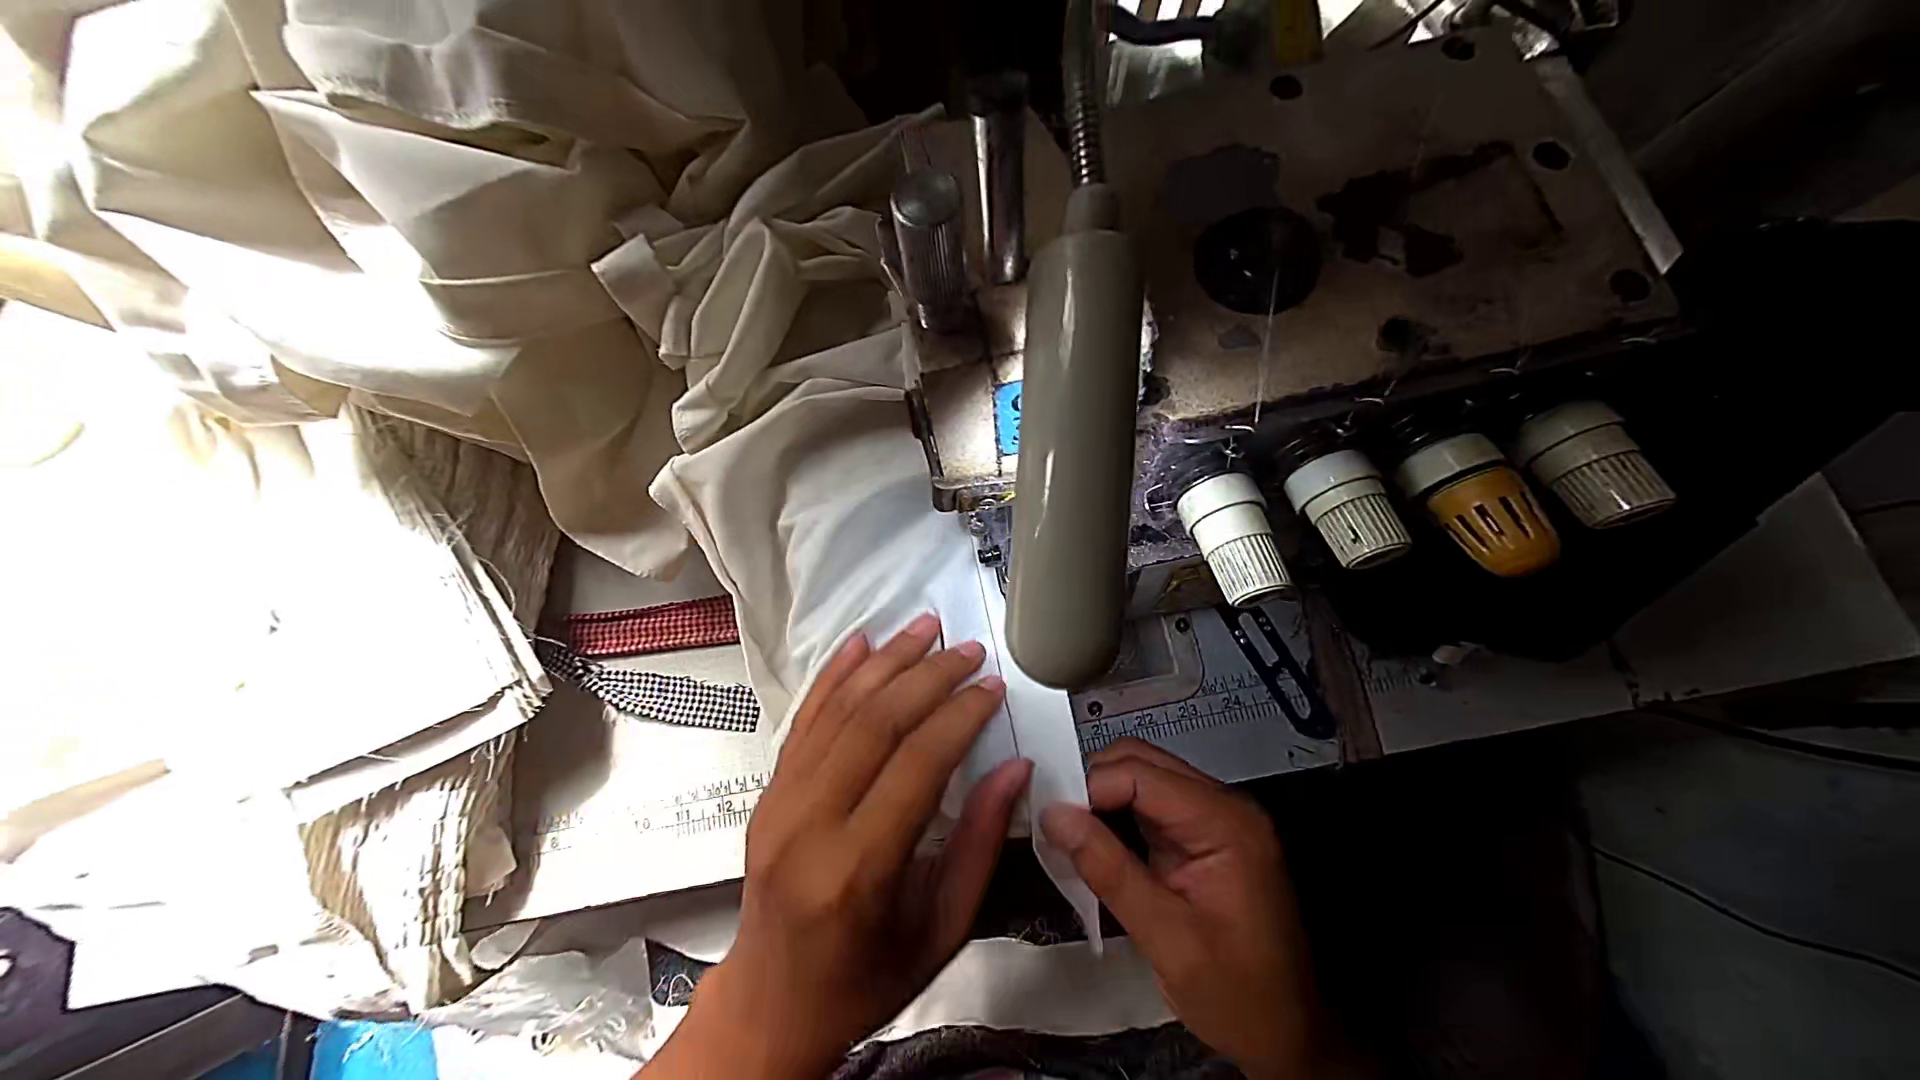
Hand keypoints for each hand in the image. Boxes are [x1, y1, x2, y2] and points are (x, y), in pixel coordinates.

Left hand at [647, 615, 1031, 1079]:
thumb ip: (979, 843)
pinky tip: (860, 643)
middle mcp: (809, 824)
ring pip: (838, 709)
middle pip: (875, 723)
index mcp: (857, 868)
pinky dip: (834, 676)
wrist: (771, 1002)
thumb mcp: (941, 928)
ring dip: (886, 662)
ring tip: (924, 629)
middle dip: (929, 676)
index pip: (917, 763)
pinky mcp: (768, 792)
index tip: (991, 687)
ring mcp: (779, 802)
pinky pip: (804, 720)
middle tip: (967, 651)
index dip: (960, 715)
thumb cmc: (864, 978)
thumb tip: (1015, 769)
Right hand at [1040, 738, 1327, 1079]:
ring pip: (1140, 775)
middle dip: (1092, 785)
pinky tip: (1095, 841)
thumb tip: (1054, 816)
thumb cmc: (1237, 995)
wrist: (1286, 1036)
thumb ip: (1109, 870)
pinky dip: (1115, 813)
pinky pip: (1148, 802)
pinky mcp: (1201, 833)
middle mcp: (1222, 805)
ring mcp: (1213, 817)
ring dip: (1101, 798)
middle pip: (1141, 761)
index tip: (1052, 820)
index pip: (1140, 773)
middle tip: (1058, 824)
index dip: (1090, 788)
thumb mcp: (1167, 939)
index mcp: (1224, 823)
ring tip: (1070, 832)